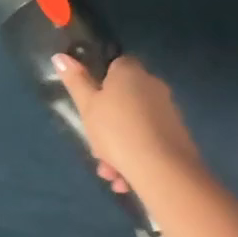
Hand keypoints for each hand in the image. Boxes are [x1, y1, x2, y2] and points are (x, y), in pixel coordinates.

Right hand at [53, 53, 204, 195]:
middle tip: (97, 150)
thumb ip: (74, 81)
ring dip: (119, 148)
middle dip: (107, 126)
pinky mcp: (178, 135)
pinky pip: (150, 141)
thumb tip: (59, 56)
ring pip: (135, 125)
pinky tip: (126, 180)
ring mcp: (168, 111)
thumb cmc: (117, 130)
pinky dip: (137, 156)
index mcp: (130, 72)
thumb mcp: (87, 106)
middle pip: (124, 100)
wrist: (163, 169)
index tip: (91, 106)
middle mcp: (153, 85)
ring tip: (111, 174)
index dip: (100, 85)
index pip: (114, 66)